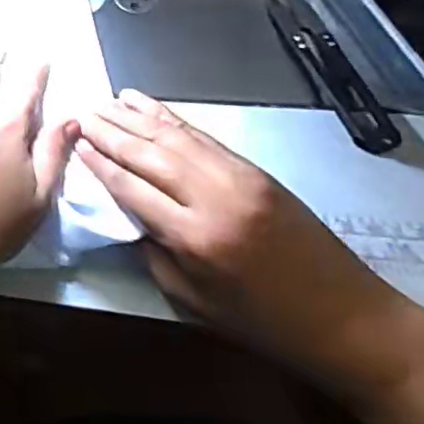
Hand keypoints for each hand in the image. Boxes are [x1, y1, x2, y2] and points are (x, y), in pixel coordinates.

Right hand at [77, 91, 423, 398]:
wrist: (346, 316)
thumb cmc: (266, 322)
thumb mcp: (198, 304)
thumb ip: (157, 255)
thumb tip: (130, 215)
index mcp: (197, 238)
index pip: (134, 189)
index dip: (102, 164)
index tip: (77, 143)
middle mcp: (214, 197)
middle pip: (150, 154)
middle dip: (112, 132)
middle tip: (82, 113)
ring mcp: (237, 176)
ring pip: (174, 135)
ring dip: (136, 116)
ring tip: (106, 101)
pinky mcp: (253, 168)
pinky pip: (202, 135)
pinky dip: (171, 117)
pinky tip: (148, 106)